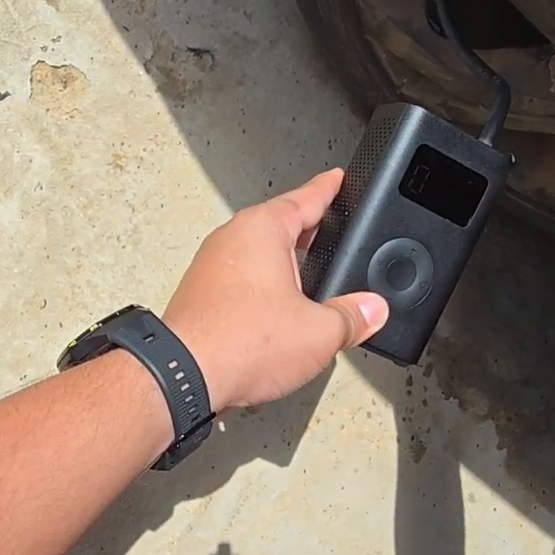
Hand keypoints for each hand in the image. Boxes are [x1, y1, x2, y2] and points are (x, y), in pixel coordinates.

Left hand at [163, 169, 387, 411]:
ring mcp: (211, 268)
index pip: (305, 198)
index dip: (327, 189)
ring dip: (284, 268)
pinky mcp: (200, 296)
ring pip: (258, 256)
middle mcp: (231, 240)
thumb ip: (353, 317)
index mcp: (261, 230)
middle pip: (278, 226)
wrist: (183, 376)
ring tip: (310, 282)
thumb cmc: (239, 342)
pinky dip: (262, 291)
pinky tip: (277, 314)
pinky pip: (240, 282)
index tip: (336, 178)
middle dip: (308, 233)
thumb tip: (372, 310)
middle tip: (332, 234)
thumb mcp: (318, 332)